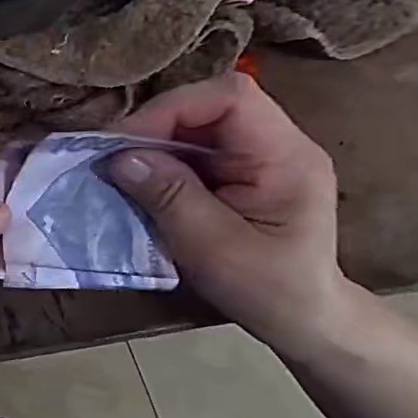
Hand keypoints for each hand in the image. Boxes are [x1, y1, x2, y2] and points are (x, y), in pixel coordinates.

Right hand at [111, 73, 354, 347]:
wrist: (303, 318)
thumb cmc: (267, 289)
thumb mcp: (213, 249)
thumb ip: (170, 198)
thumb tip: (121, 157)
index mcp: (286, 156)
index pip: (230, 98)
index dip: (172, 109)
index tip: (125, 144)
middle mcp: (277, 144)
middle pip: (209, 106)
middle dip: (155, 127)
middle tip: (113, 159)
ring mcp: (259, 157)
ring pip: (197, 126)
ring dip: (154, 145)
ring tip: (122, 173)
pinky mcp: (240, 172)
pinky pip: (195, 150)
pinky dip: (162, 162)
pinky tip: (143, 185)